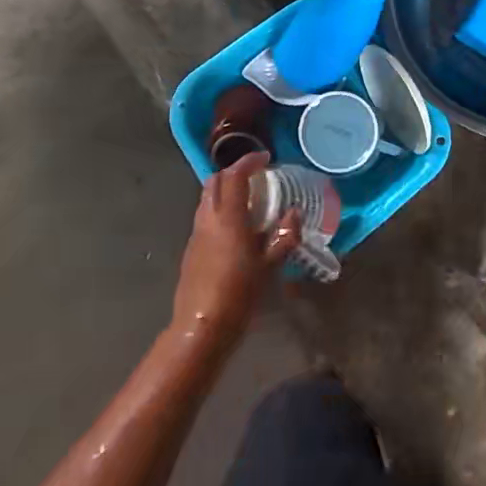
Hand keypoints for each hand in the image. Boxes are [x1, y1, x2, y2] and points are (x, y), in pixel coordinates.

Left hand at [171, 152, 300, 345]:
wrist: (202, 326)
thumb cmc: (239, 294)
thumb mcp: (270, 266)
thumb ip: (284, 237)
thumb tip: (294, 213)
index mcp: (228, 217)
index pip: (235, 175)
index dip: (249, 161)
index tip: (266, 158)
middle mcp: (208, 218)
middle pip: (216, 180)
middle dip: (235, 172)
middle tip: (257, 177)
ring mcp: (196, 233)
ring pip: (207, 197)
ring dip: (225, 190)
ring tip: (249, 201)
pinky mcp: (191, 248)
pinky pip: (205, 215)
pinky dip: (220, 209)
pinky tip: (236, 228)